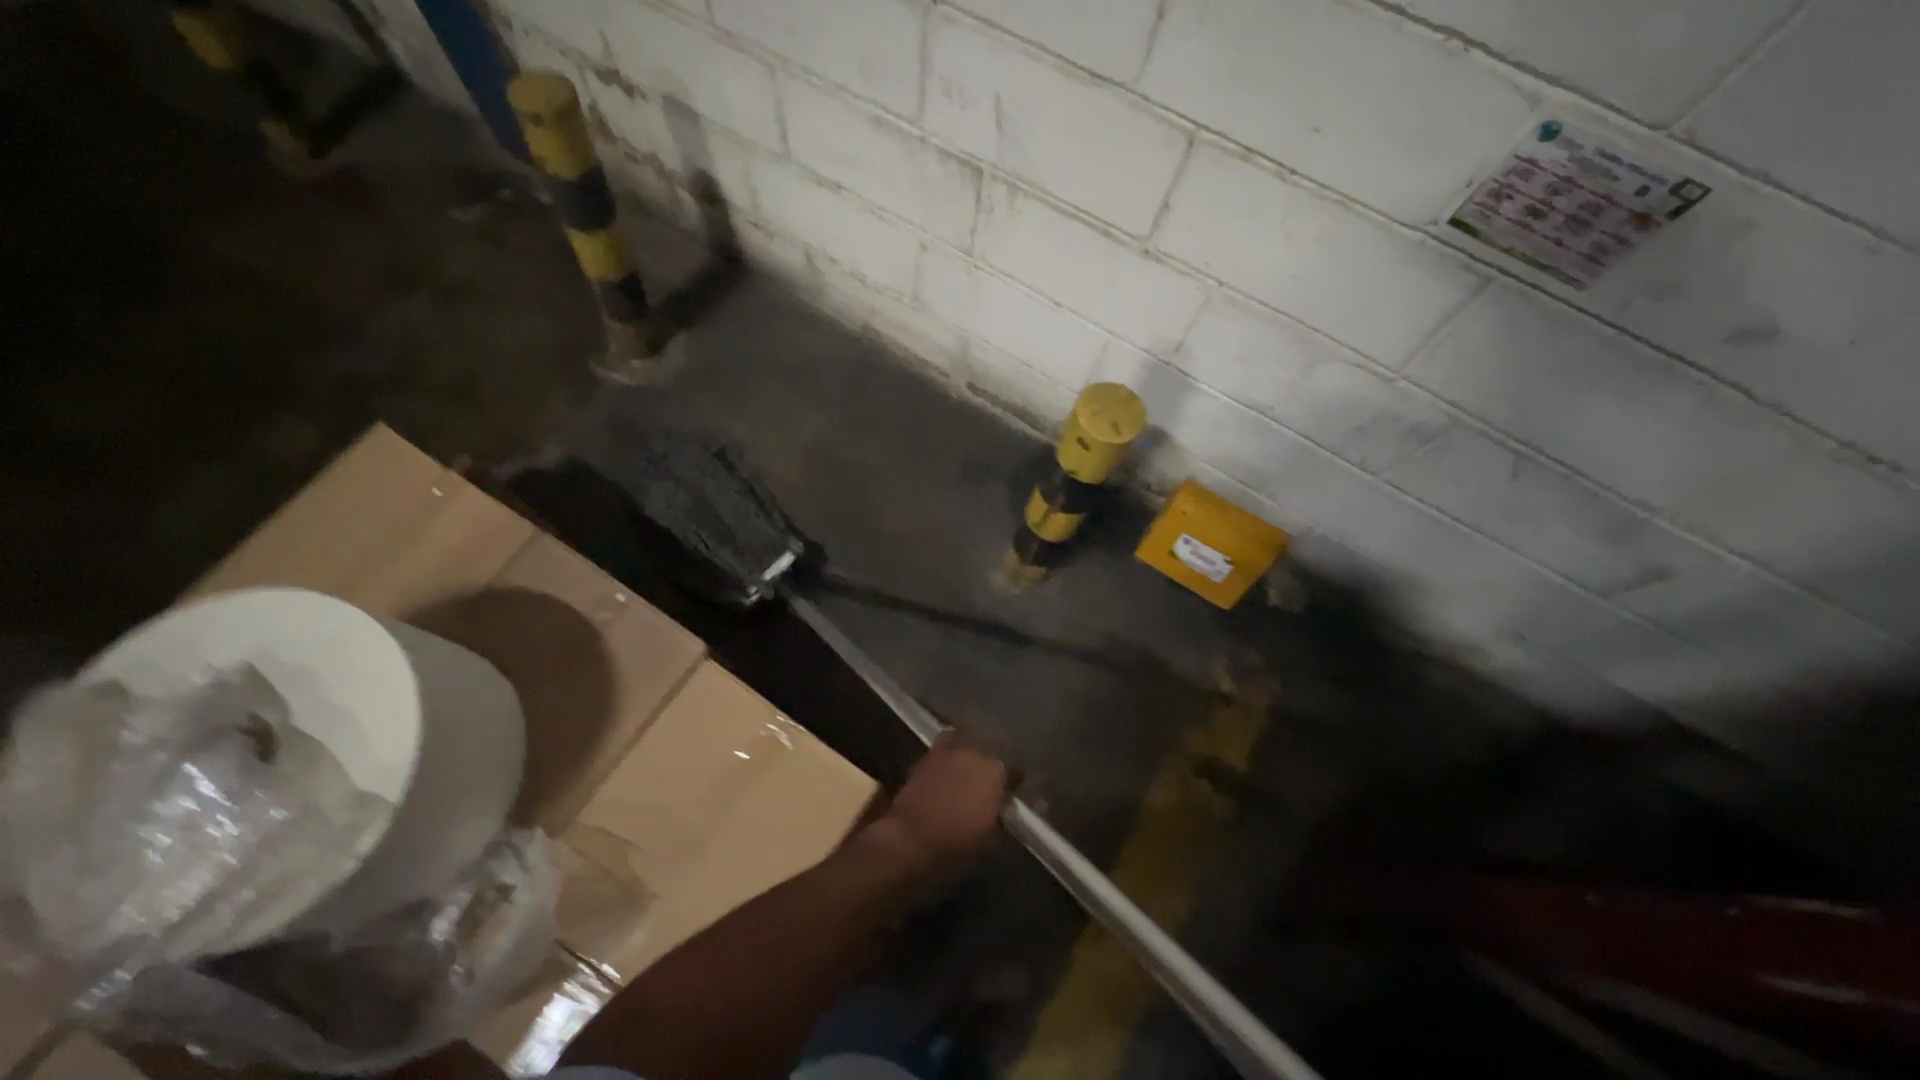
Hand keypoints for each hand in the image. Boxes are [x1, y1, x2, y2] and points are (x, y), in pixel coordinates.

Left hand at [875, 736, 1010, 874]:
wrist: (910, 839)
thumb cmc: (957, 843)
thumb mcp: (992, 838)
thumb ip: (1002, 816)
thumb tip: (1003, 806)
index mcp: (996, 770)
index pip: (1015, 770)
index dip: (1014, 783)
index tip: (1011, 793)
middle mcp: (975, 752)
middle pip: (992, 750)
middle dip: (994, 763)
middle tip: (992, 779)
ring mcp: (949, 750)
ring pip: (969, 741)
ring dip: (973, 751)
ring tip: (972, 766)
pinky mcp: (927, 755)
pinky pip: (946, 744)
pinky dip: (951, 750)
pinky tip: (950, 764)